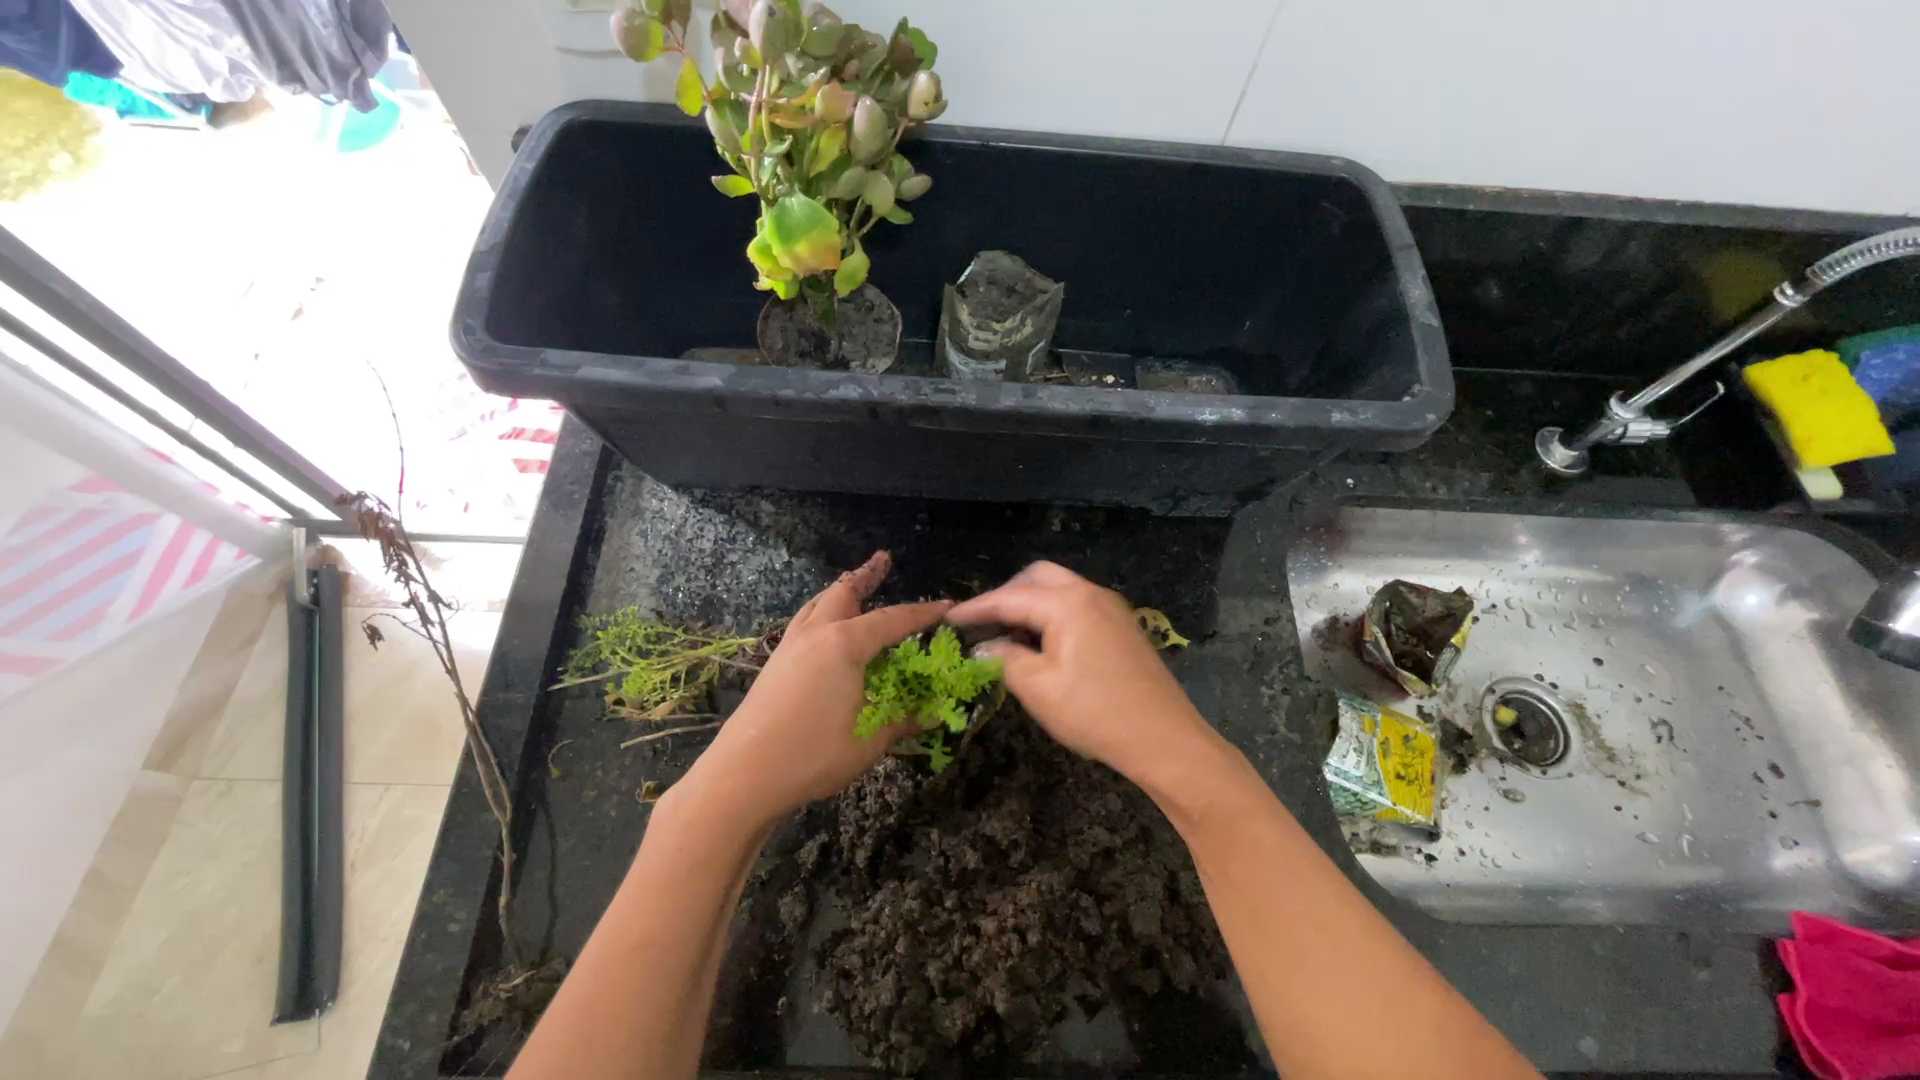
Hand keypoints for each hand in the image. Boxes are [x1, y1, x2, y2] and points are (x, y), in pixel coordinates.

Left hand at [676, 551, 948, 826]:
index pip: (893, 620)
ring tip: (854, 585)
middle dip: (867, 575)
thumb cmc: (813, 755)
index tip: (946, 606)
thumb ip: (902, 721)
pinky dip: (821, 611)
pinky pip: (803, 622)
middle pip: (844, 592)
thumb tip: (932, 714)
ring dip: (839, 591)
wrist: (743, 774)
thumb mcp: (870, 741)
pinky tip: (825, 627)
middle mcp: (816, 634)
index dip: (922, 613)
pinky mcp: (774, 663)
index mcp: (845, 645)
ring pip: (817, 603)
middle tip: (884, 560)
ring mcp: (790, 646)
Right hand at [947, 561, 1214, 781]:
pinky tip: (1042, 645)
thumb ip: (1004, 659)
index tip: (949, 619)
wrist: (1164, 739)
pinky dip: (1053, 614)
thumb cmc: (1095, 713)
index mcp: (1067, 603)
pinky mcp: (1122, 626)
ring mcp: (1111, 608)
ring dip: (1030, 604)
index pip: (1009, 597)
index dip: (976, 608)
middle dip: (1006, 595)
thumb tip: (982, 647)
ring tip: (1008, 636)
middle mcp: (1090, 594)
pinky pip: (1078, 605)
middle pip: (1037, 577)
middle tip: (982, 624)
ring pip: (1060, 589)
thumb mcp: (1038, 689)